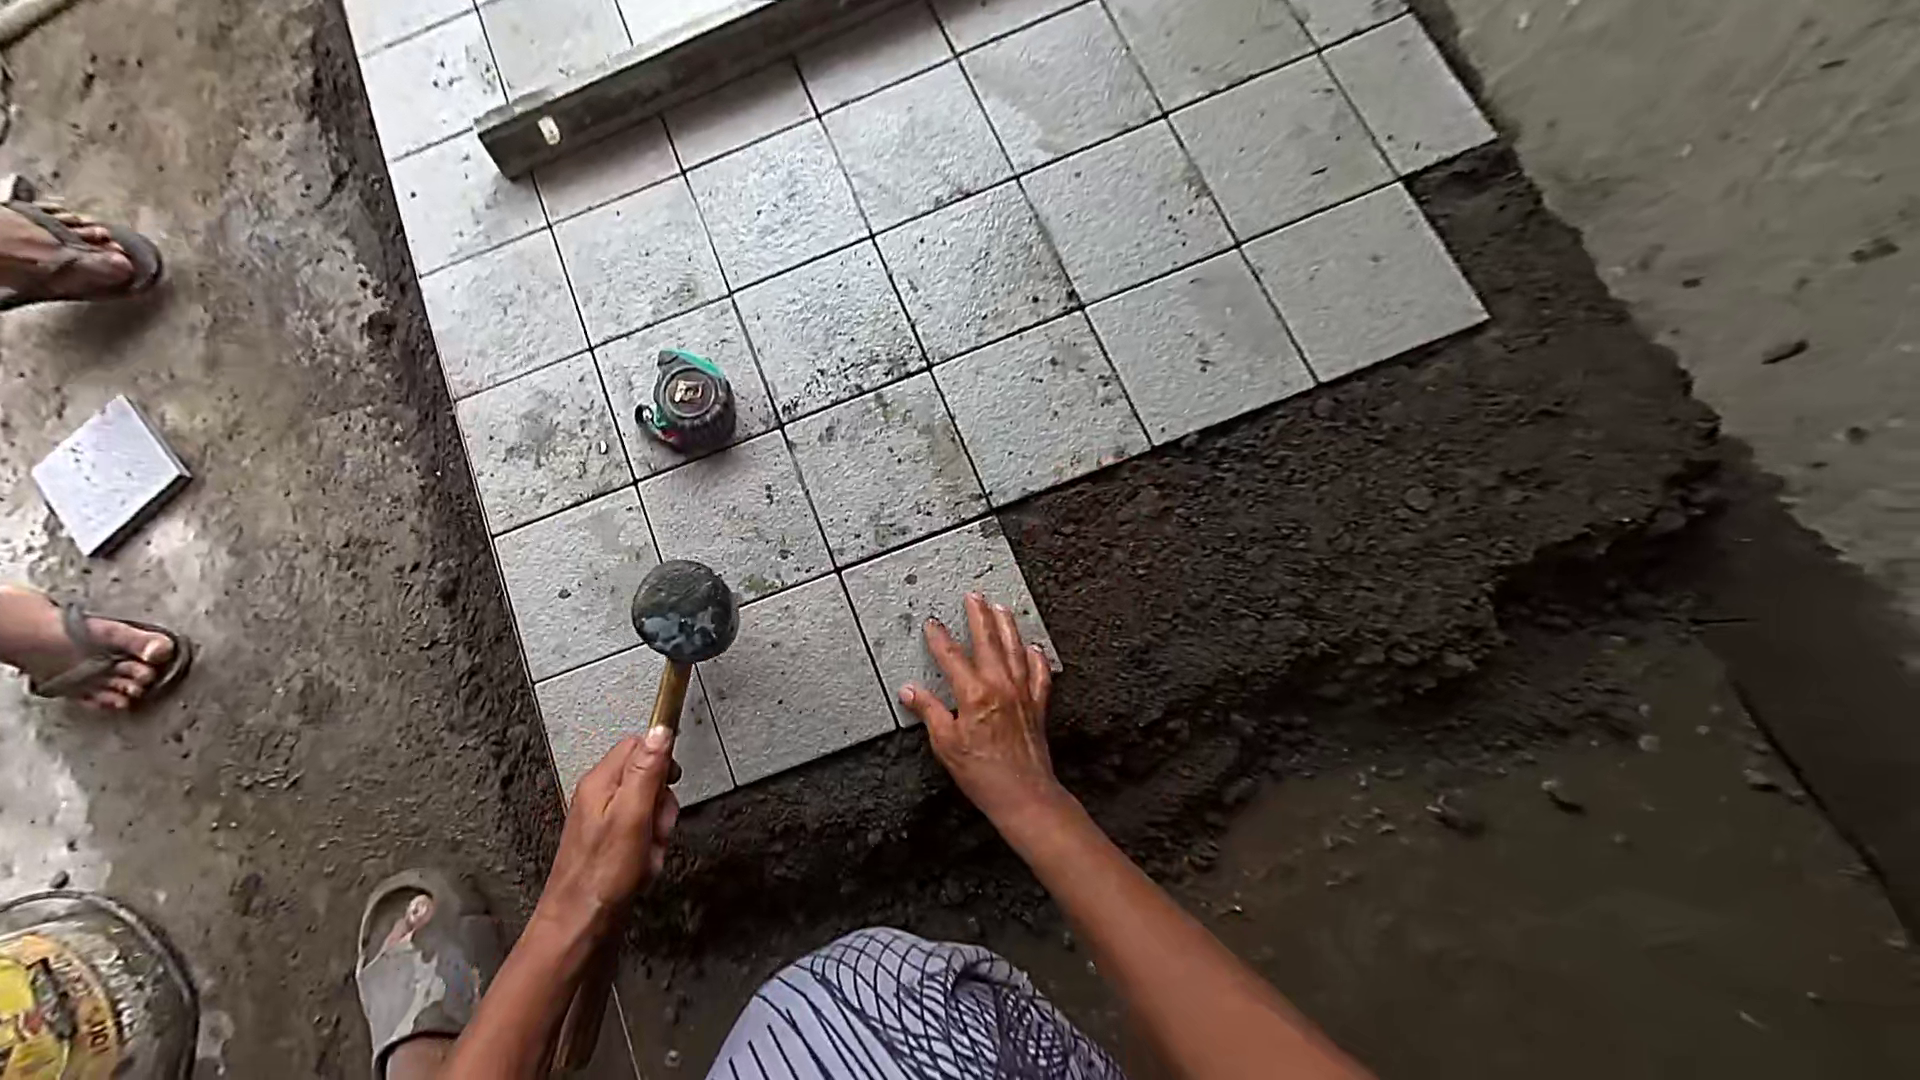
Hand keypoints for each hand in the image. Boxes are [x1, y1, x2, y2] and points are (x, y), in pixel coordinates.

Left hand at [535, 727, 680, 938]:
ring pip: (651, 803)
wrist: (580, 925)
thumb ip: (647, 770)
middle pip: (650, 775)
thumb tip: (660, 731)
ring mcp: (604, 818)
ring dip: (659, 827)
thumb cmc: (600, 876)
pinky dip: (651, 845)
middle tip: (654, 825)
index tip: (669, 782)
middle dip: (663, 802)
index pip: (640, 744)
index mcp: (600, 782)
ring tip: (647, 849)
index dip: (662, 761)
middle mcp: (599, 795)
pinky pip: (645, 828)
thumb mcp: (632, 814)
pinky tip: (642, 862)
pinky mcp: (611, 839)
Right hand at [900, 592, 1068, 822]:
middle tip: (973, 597)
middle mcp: (1000, 686)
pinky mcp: (1036, 704)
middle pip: (988, 640)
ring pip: (1015, 648)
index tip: (933, 624)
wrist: (1023, 794)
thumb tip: (911, 692)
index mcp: (974, 694)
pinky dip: (1037, 657)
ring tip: (1001, 608)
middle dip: (978, 615)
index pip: (951, 655)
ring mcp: (1021, 693)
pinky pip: (1040, 673)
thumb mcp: (945, 744)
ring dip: (1007, 625)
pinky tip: (1034, 647)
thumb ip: (928, 712)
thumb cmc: (983, 774)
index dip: (939, 636)